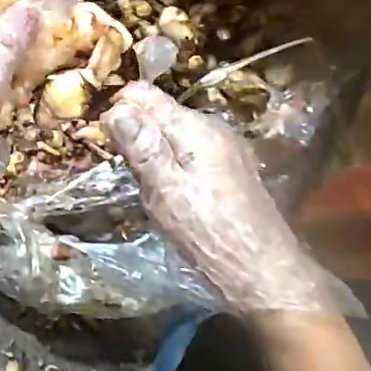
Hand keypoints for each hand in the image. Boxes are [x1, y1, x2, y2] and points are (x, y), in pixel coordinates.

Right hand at [103, 83, 353, 314]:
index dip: (117, 109)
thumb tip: (115, 108)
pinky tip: (167, 194)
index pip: (143, 94)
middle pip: (157, 112)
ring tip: (142, 186)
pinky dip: (169, 164)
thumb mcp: (166, 192)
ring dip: (149, 152)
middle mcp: (211, 128)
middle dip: (133, 132)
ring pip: (170, 133)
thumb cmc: (211, 235)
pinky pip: (186, 152)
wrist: (268, 277)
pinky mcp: (228, 169)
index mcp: (195, 127)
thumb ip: (141, 148)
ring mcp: (223, 149)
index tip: (102, 139)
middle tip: (121, 170)